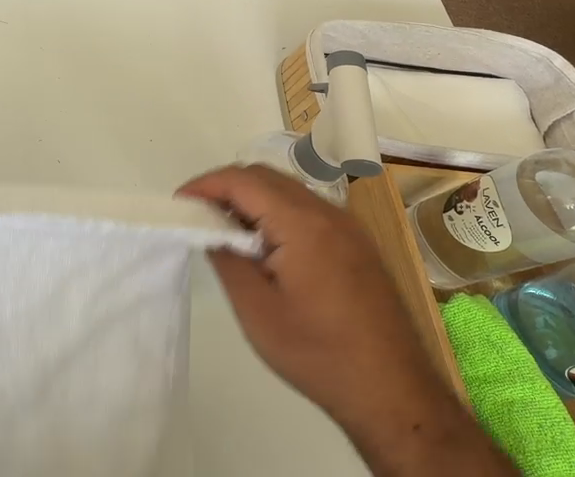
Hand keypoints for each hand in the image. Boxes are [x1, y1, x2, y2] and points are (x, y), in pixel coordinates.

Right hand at [178, 165, 511, 476]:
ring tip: (226, 230)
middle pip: (266, 177)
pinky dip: (277, 213)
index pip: (242, 180)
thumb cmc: (318, 354)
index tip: (178, 204)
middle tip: (197, 215)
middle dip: (226, 187)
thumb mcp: (255, 308)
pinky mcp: (359, 247)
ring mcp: (350, 229)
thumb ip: (226, 257)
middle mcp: (329, 215)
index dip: (205, 185)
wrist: (396, 397)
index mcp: (303, 224)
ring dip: (252, 199)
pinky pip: (308, 210)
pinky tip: (266, 246)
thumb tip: (209, 227)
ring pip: (288, 191)